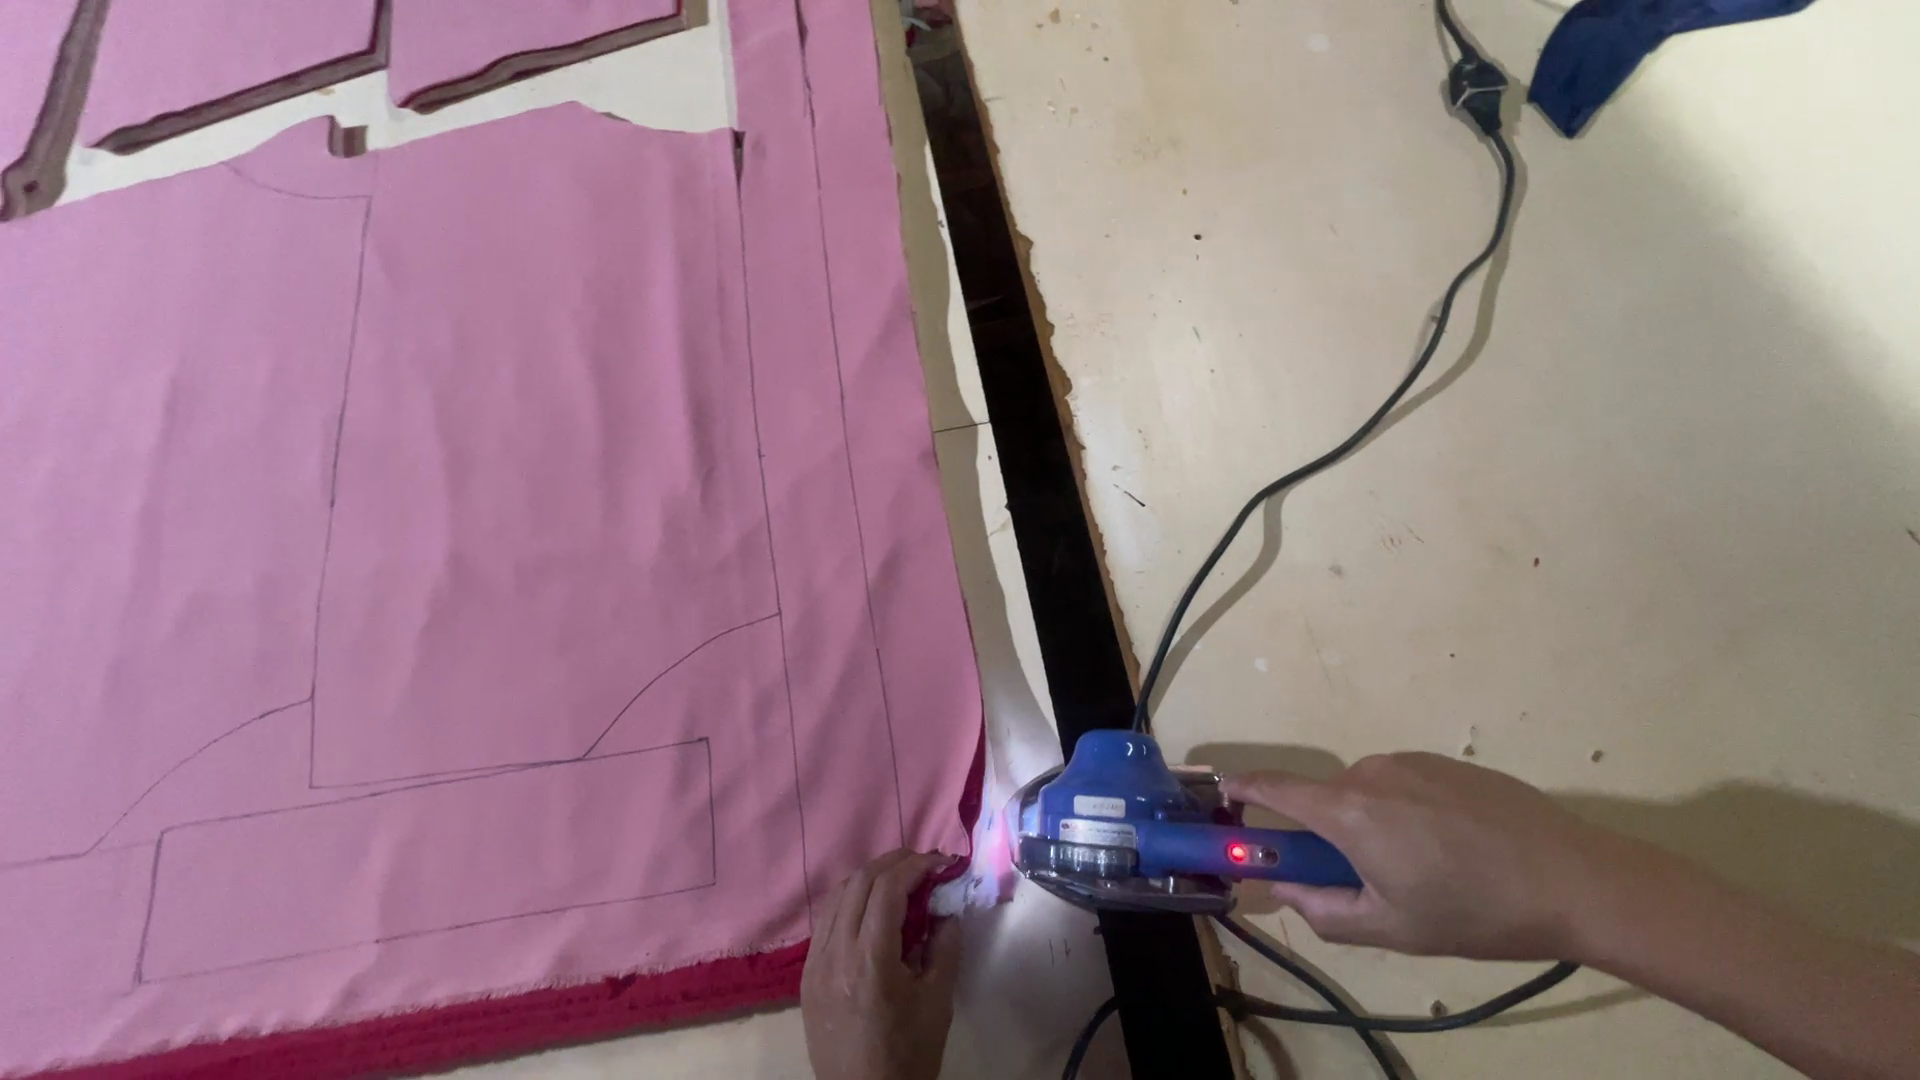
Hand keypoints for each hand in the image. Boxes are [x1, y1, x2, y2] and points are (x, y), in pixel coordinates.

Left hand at [802, 850, 962, 1079]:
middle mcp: (835, 953)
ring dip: (870, 877)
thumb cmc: (908, 1056)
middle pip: (860, 881)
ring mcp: (815, 962)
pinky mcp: (806, 974)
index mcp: (870, 960)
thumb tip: (948, 907)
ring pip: (838, 895)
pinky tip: (872, 908)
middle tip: (923, 863)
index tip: (941, 861)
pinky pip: (827, 920)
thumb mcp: (938, 1002)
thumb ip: (945, 945)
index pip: (888, 888)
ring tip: (900, 879)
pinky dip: (851, 900)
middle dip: (894, 862)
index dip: (916, 865)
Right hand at [1222, 753, 1660, 961]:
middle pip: (1325, 798)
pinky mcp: (1446, 761)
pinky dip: (1408, 810)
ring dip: (1374, 822)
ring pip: (1366, 792)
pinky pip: (1403, 783)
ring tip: (1429, 865)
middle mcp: (1369, 772)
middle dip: (1330, 832)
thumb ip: (1323, 910)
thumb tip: (1288, 888)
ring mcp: (1410, 761)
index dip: (1243, 789)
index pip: (1274, 787)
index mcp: (1348, 811)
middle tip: (1371, 877)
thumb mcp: (1393, 928)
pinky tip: (1457, 844)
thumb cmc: (1475, 910)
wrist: (1579, 879)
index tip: (1226, 797)